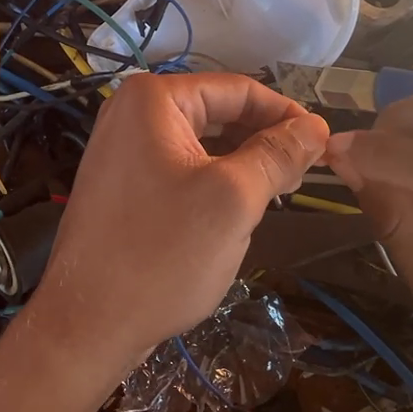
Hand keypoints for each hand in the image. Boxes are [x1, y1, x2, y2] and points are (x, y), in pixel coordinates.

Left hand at [0, 72, 328, 411]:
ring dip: (240, 160)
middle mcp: (130, 110)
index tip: (325, 144)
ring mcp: (120, 145)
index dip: (285, 114)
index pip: (236, 90)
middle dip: (263, 138)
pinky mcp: (120, 180)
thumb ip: (276, 155)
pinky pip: (178, 164)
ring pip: (199, 140)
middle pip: (216, 111)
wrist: (87, 321)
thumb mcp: (232, 200)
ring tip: (279, 191)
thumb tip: (315, 126)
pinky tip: (237, 206)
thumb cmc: (162, 253)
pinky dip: (212, 177)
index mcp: (153, 98)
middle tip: (305, 174)